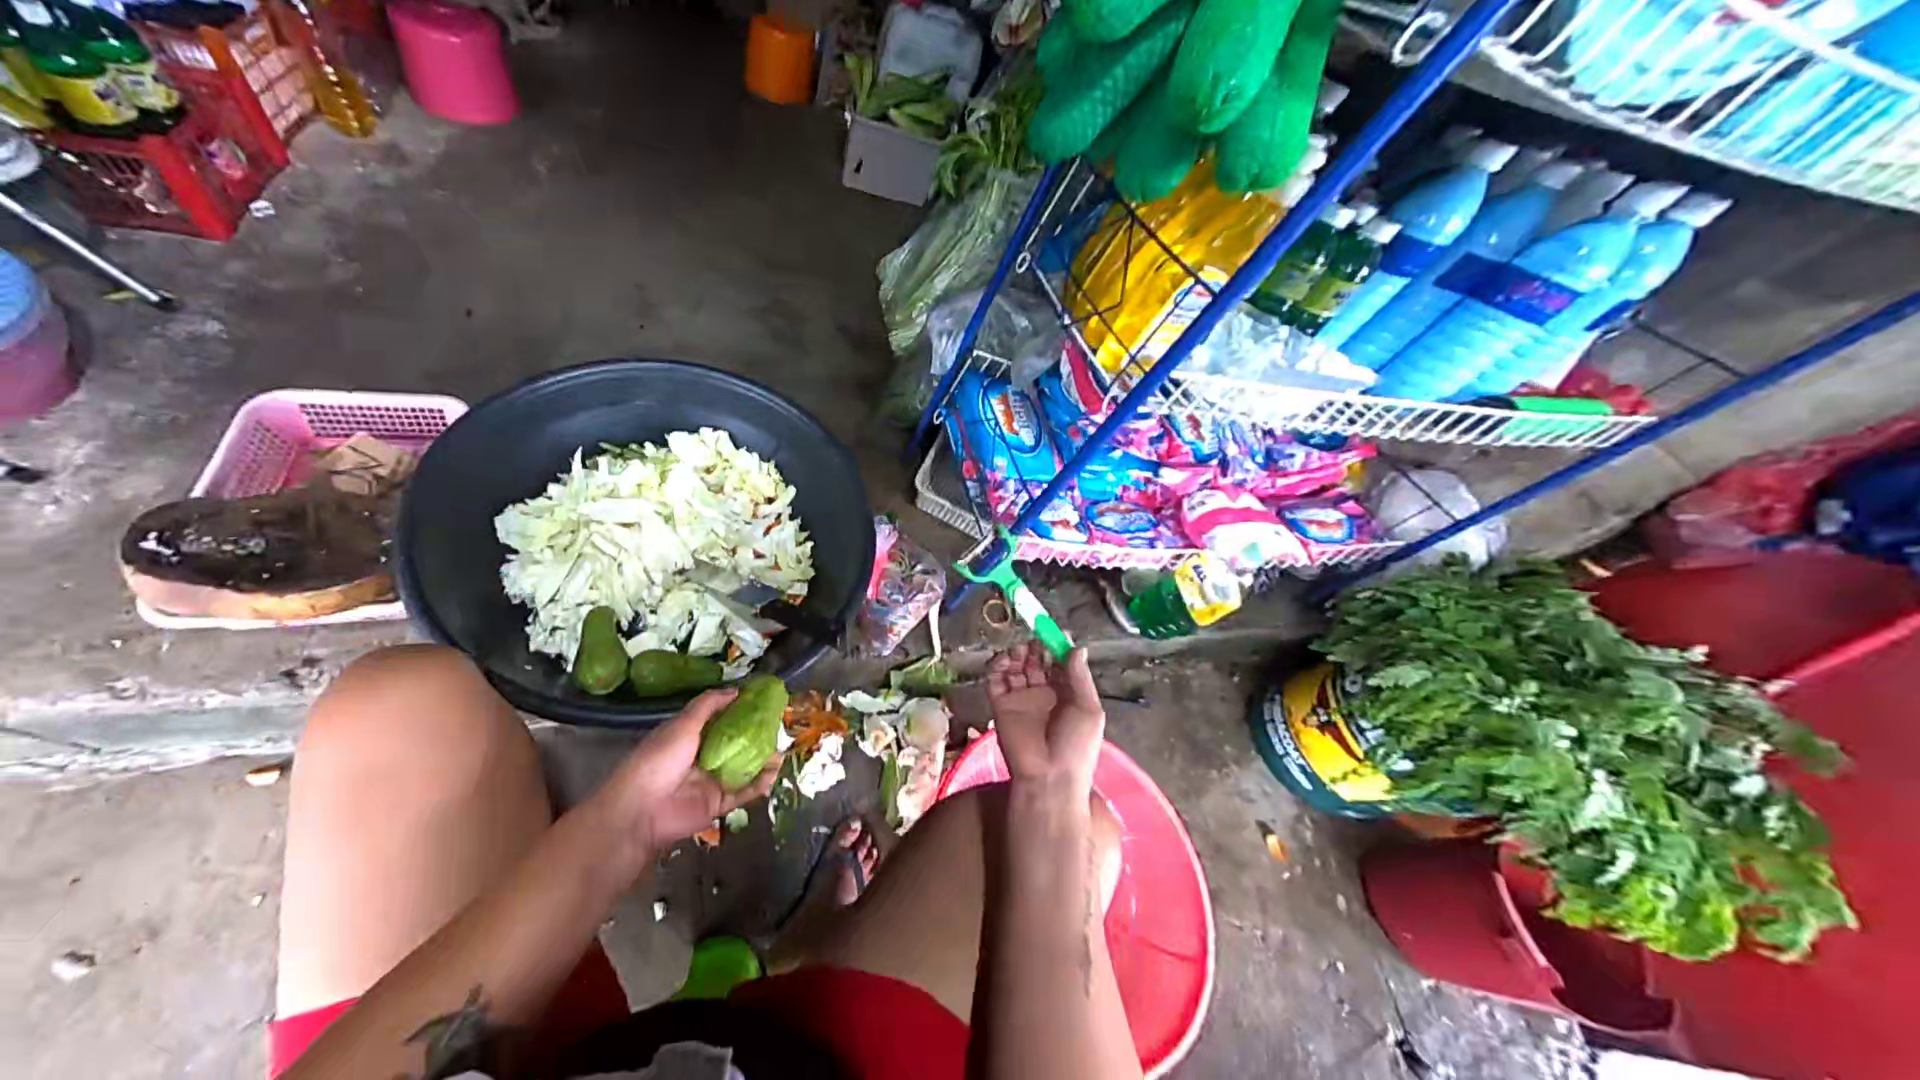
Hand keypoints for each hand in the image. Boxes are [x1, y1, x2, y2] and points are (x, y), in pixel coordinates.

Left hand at [593, 688, 781, 865]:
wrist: (641, 809)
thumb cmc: (659, 759)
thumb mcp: (682, 724)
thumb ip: (708, 705)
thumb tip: (736, 690)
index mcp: (692, 736)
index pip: (721, 720)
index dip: (741, 711)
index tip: (764, 702)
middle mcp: (704, 756)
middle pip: (736, 744)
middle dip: (757, 736)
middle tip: (779, 726)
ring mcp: (712, 781)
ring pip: (744, 768)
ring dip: (762, 760)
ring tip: (781, 749)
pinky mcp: (718, 803)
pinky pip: (744, 792)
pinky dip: (760, 784)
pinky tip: (774, 772)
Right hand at [987, 644, 1104, 797]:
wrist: (1049, 777)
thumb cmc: (1075, 745)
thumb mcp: (1089, 709)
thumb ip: (1080, 677)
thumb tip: (1077, 647)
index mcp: (1066, 694)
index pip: (1058, 663)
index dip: (1055, 647)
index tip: (1052, 632)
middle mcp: (1043, 694)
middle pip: (1035, 662)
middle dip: (1035, 648)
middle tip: (1034, 641)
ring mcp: (1021, 699)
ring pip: (1015, 667)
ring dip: (1017, 654)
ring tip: (1020, 651)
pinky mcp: (1000, 706)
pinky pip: (995, 681)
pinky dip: (997, 666)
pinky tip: (1005, 660)